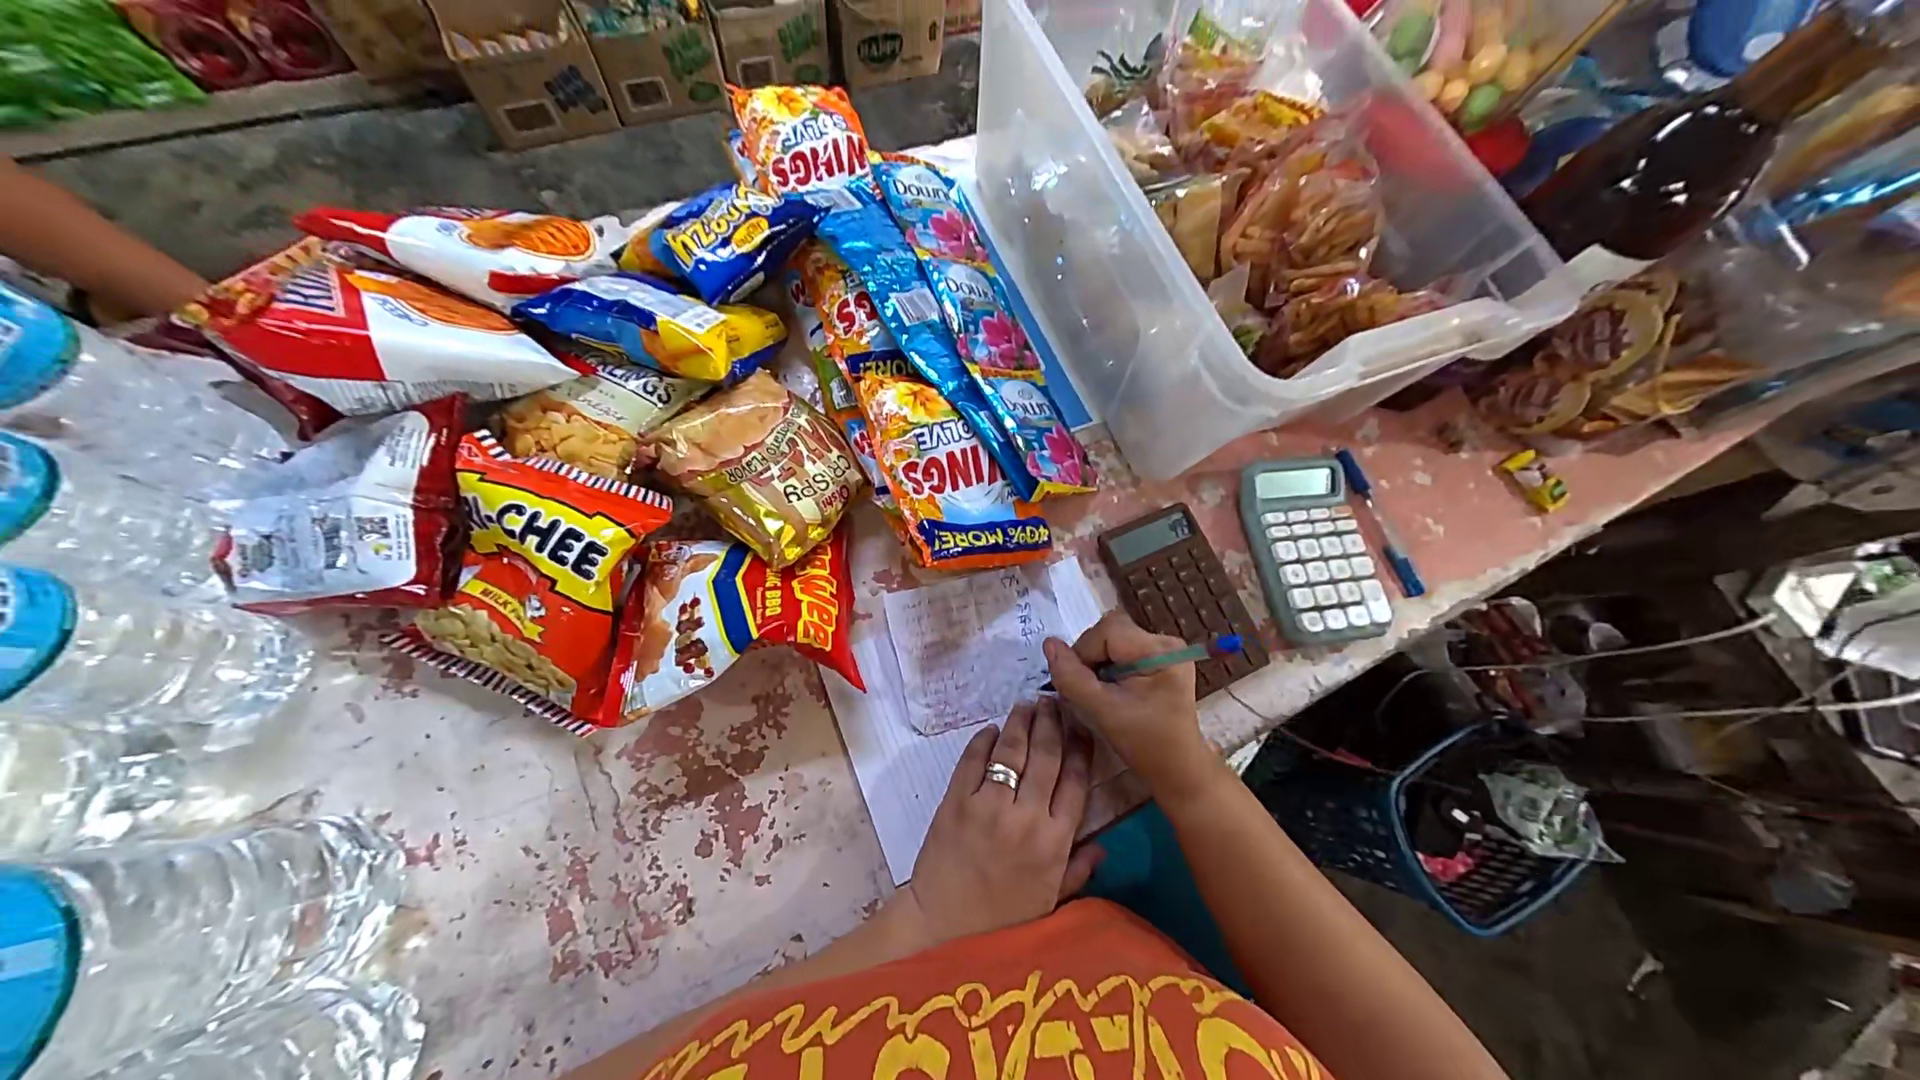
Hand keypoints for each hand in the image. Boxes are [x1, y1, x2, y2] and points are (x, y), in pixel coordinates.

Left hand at [893, 698, 1103, 948]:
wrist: (944, 926)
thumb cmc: (1002, 918)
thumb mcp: (1050, 902)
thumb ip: (1078, 871)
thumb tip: (1104, 846)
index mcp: (1055, 841)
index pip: (1075, 781)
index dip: (1080, 747)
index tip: (1080, 726)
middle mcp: (1026, 817)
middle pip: (1046, 757)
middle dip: (1052, 723)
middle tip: (1052, 702)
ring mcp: (989, 806)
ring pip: (1012, 751)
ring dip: (1021, 723)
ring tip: (1027, 705)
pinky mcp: (956, 800)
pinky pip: (973, 760)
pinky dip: (984, 740)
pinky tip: (992, 730)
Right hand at [1043, 611, 1221, 802]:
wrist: (1179, 768)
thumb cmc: (1144, 744)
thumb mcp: (1101, 711)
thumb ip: (1071, 676)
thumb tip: (1049, 643)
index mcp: (1160, 652)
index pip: (1107, 630)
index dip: (1084, 651)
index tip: (1081, 684)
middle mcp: (1167, 642)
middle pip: (1111, 631)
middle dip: (1092, 657)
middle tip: (1091, 690)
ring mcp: (1167, 649)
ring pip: (1114, 639)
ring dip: (1099, 662)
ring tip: (1104, 692)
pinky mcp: (1162, 658)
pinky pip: (1124, 648)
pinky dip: (1110, 666)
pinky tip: (1115, 689)